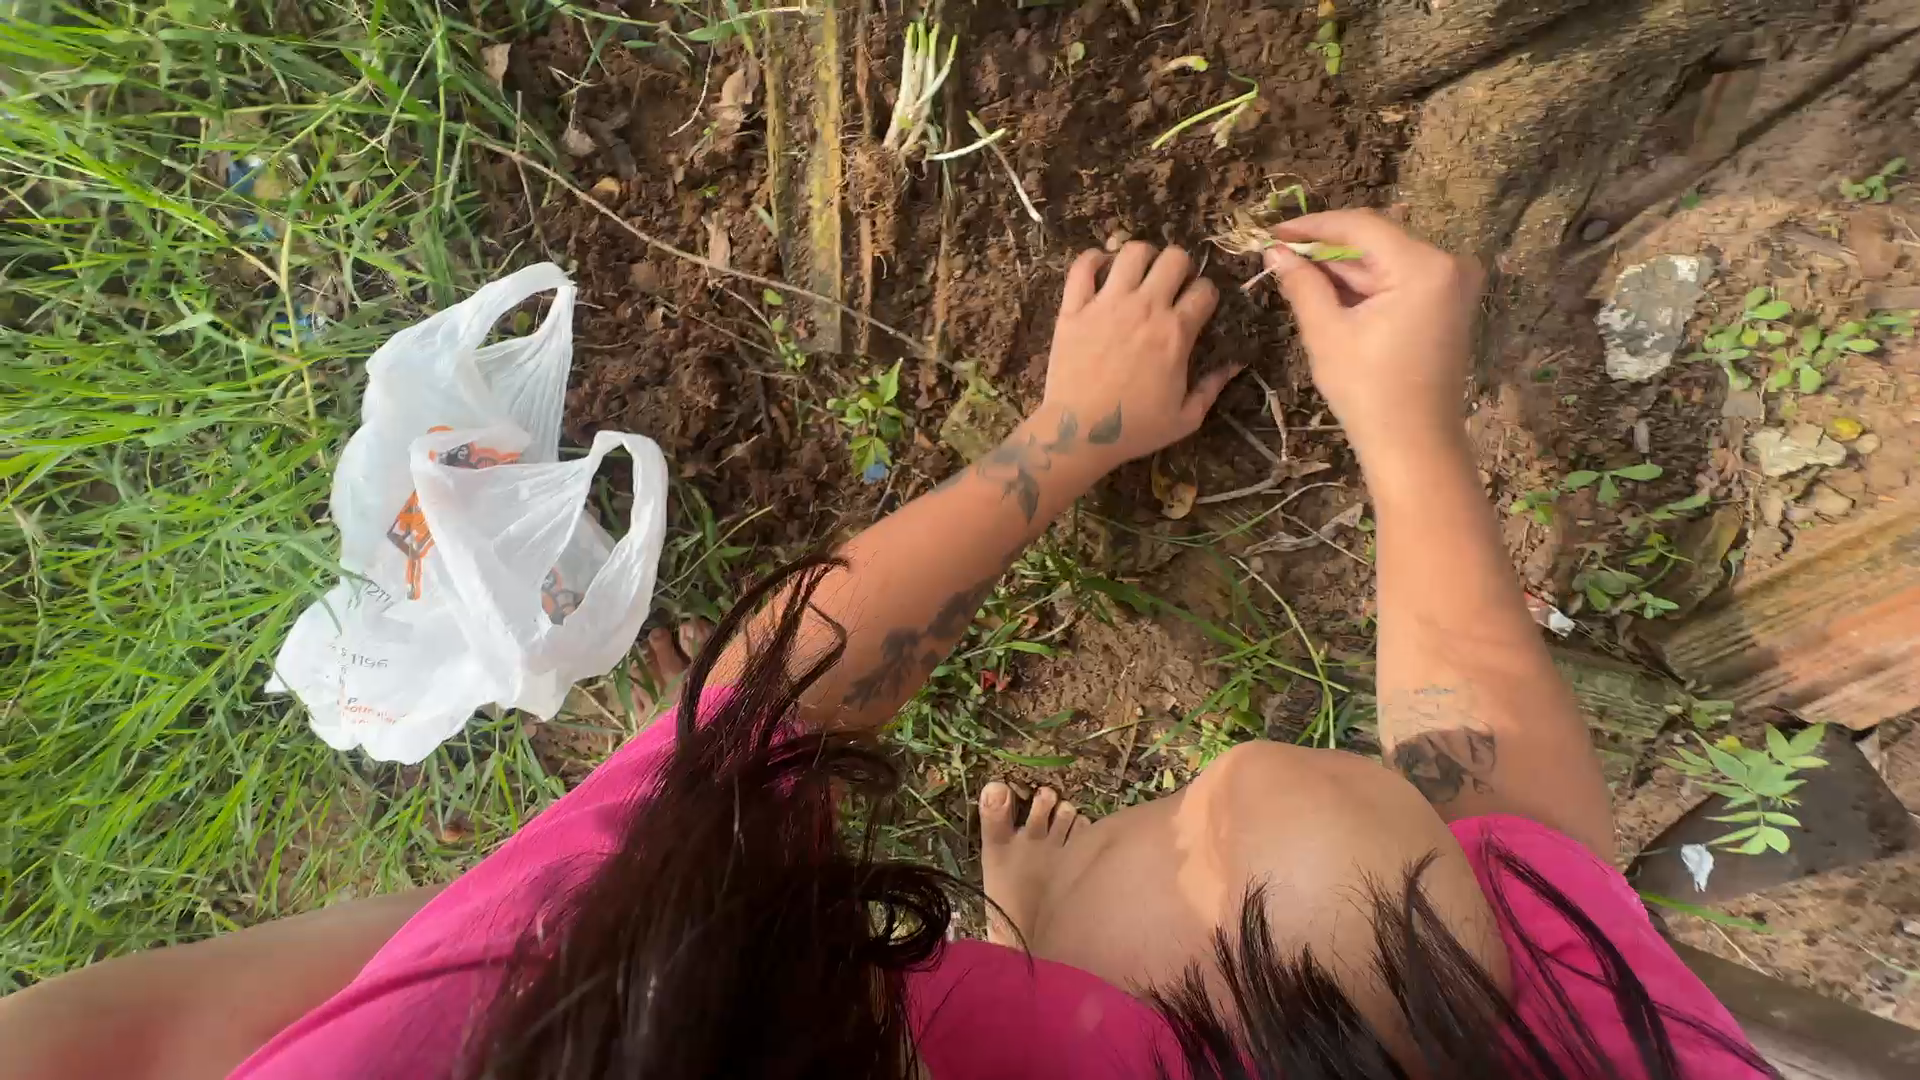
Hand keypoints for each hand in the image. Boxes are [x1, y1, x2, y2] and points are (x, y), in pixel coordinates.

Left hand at [1039, 242, 1232, 466]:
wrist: (1078, 433)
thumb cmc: (1134, 430)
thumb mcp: (1185, 418)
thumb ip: (1212, 388)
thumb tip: (1235, 365)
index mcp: (1176, 332)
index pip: (1205, 290)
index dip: (1207, 295)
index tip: (1198, 307)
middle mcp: (1144, 309)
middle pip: (1174, 258)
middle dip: (1180, 267)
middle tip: (1170, 286)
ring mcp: (1106, 305)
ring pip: (1132, 252)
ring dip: (1142, 257)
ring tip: (1138, 274)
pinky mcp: (1073, 310)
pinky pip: (1082, 267)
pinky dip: (1093, 260)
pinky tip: (1100, 269)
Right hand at [1262, 210, 1482, 468]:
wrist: (1412, 441)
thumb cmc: (1366, 391)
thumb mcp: (1326, 334)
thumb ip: (1302, 285)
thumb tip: (1275, 252)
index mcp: (1422, 266)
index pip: (1361, 227)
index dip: (1312, 226)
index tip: (1273, 230)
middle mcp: (1448, 263)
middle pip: (1375, 243)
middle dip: (1325, 251)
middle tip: (1278, 256)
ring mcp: (1452, 284)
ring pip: (1384, 263)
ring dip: (1341, 271)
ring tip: (1294, 278)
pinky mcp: (1446, 304)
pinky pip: (1397, 282)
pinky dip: (1363, 288)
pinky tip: (1328, 296)